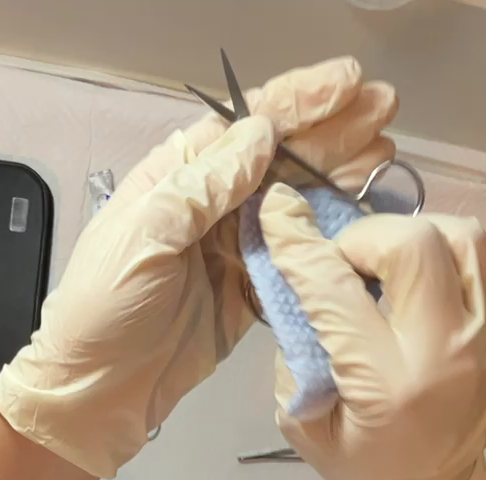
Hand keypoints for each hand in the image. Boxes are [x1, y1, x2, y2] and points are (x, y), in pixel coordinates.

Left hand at [0, 58, 397, 479]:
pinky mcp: (247, 295)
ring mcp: (230, 252)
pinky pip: (293, 259)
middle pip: (276, 159)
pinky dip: (326, 240)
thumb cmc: (105, 308)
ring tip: (385, 153)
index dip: (296, 101)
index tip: (348, 83)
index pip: (241, 127)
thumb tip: (261, 132)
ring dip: (336, 177)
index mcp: (175, 180)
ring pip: (292, 205)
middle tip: (386, 109)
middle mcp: (207, 208)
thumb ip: (203, 187)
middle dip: (330, 131)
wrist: (99, 390)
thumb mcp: (145, 237)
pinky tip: (360, 219)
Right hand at [257, 184, 485, 479]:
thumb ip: (298, 349)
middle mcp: (445, 352)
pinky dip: (437, 254)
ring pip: (460, 235)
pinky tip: (410, 283)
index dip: (299, 244)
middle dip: (362, 237)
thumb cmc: (357, 467)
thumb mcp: (302, 421)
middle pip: (414, 243)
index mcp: (387, 383)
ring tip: (379, 264)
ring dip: (408, 236)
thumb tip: (297, 281)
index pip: (337, 289)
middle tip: (340, 263)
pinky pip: (477, 260)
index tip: (278, 213)